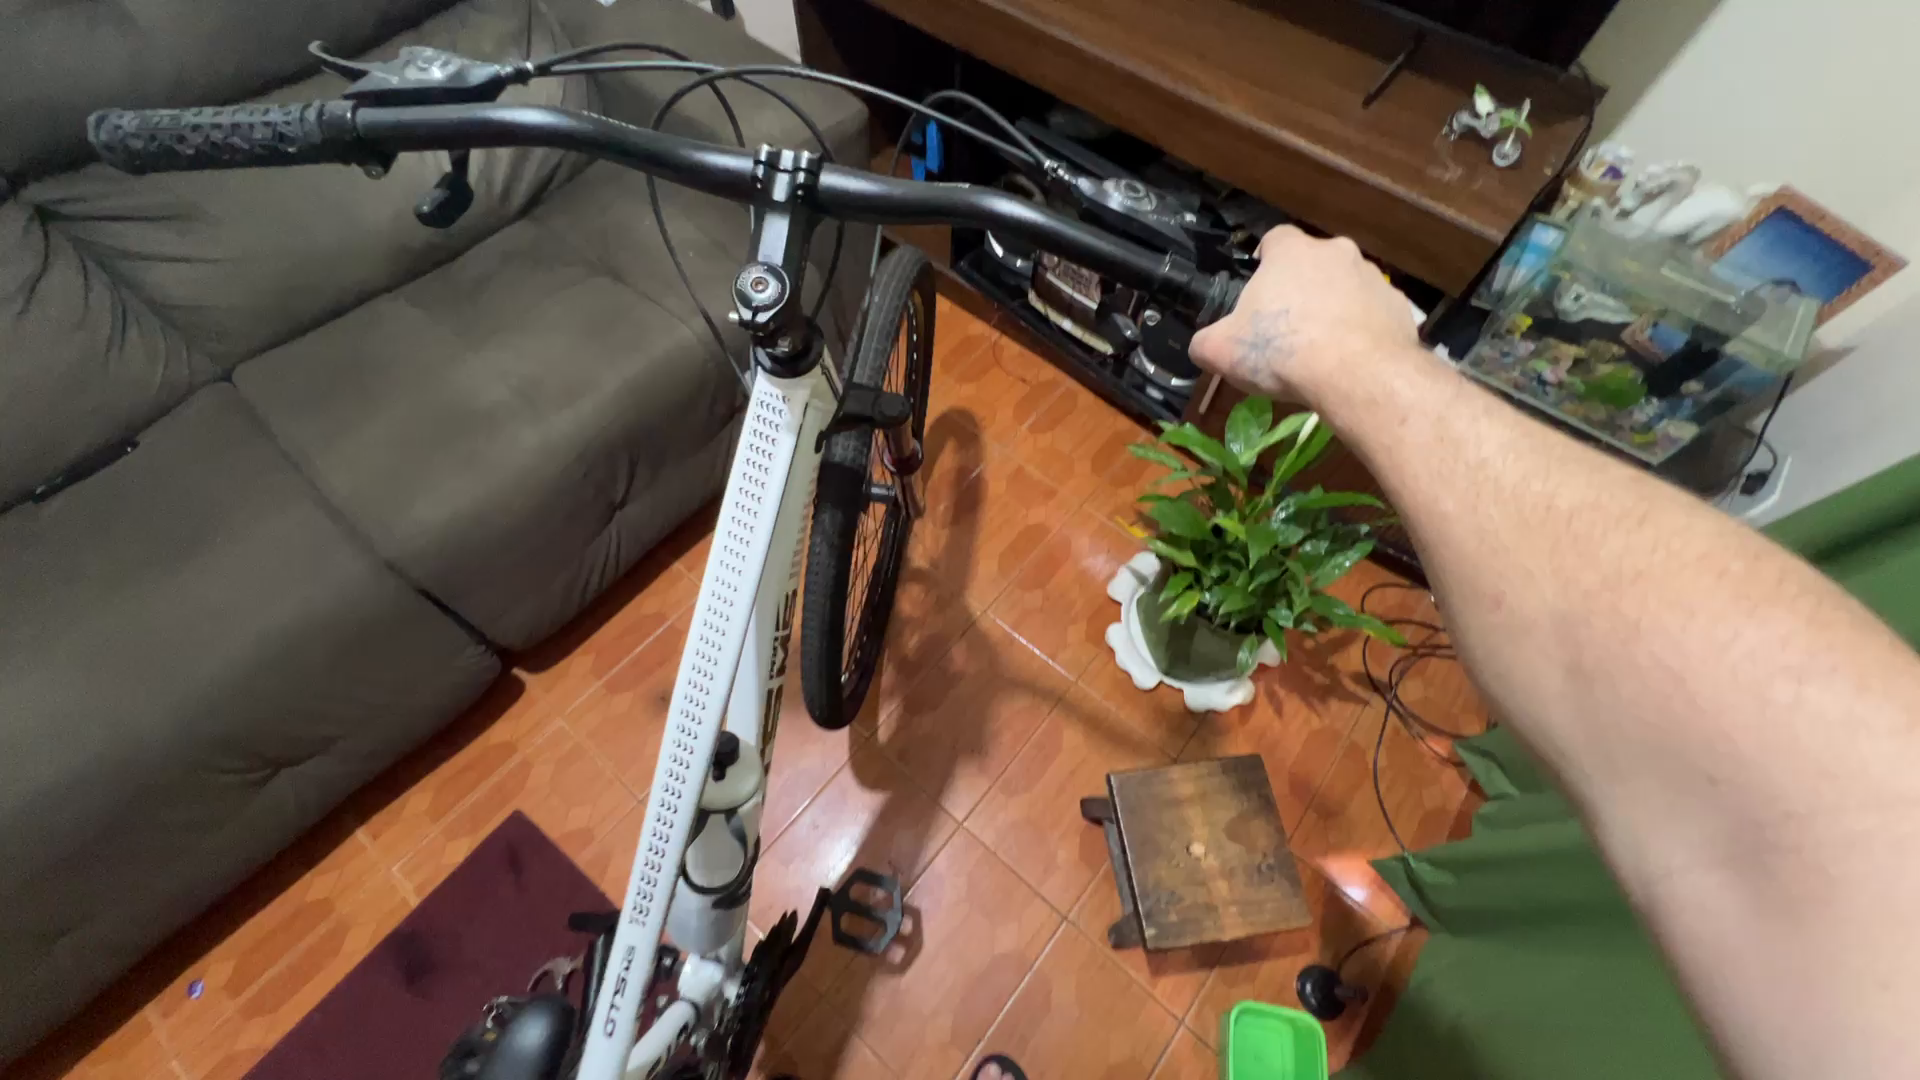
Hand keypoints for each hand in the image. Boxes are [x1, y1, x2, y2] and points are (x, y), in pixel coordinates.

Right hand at [1190, 226, 1419, 401]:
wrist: (1355, 373)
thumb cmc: (1281, 351)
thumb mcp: (1220, 351)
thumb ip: (1205, 343)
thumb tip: (1203, 345)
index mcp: (1290, 253)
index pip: (1275, 239)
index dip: (1265, 260)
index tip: (1260, 286)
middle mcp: (1335, 252)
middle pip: (1312, 263)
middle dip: (1300, 288)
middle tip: (1287, 325)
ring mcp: (1372, 277)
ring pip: (1345, 287)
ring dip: (1332, 308)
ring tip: (1319, 349)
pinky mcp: (1398, 306)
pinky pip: (1371, 314)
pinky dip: (1359, 330)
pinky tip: (1347, 360)